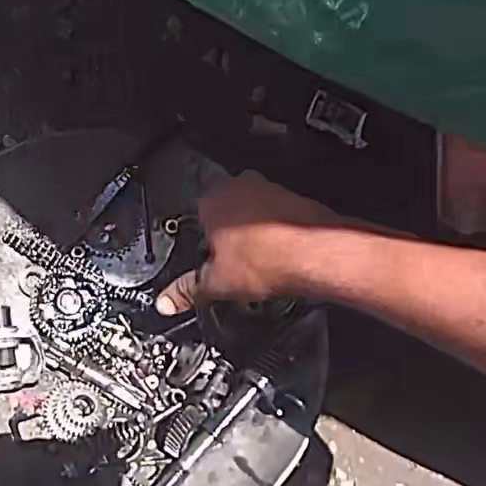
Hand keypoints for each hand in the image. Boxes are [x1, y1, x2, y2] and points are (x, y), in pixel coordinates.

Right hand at [155, 172, 346, 314]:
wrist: (317, 255)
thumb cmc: (270, 257)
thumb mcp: (215, 283)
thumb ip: (187, 290)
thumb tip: (169, 300)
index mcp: (212, 198)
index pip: (191, 221)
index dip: (196, 249)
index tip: (202, 266)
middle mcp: (240, 185)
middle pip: (222, 218)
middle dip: (224, 243)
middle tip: (227, 271)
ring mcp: (270, 190)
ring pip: (250, 218)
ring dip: (250, 241)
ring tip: (254, 271)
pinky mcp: (295, 201)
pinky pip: (275, 222)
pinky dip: (274, 239)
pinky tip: (276, 262)